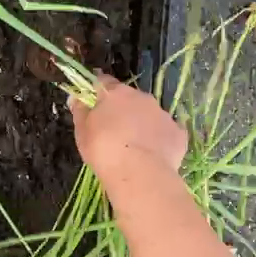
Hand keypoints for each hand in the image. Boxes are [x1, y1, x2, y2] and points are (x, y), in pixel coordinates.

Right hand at [71, 76, 189, 187]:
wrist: (139, 174)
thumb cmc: (103, 150)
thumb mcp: (82, 131)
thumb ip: (80, 111)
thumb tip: (77, 98)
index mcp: (116, 94)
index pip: (103, 82)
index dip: (97, 91)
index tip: (92, 103)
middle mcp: (142, 98)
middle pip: (129, 98)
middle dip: (121, 110)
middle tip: (112, 131)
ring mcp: (163, 114)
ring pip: (149, 114)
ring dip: (141, 124)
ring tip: (133, 147)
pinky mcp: (178, 132)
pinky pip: (166, 131)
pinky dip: (159, 139)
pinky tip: (152, 154)